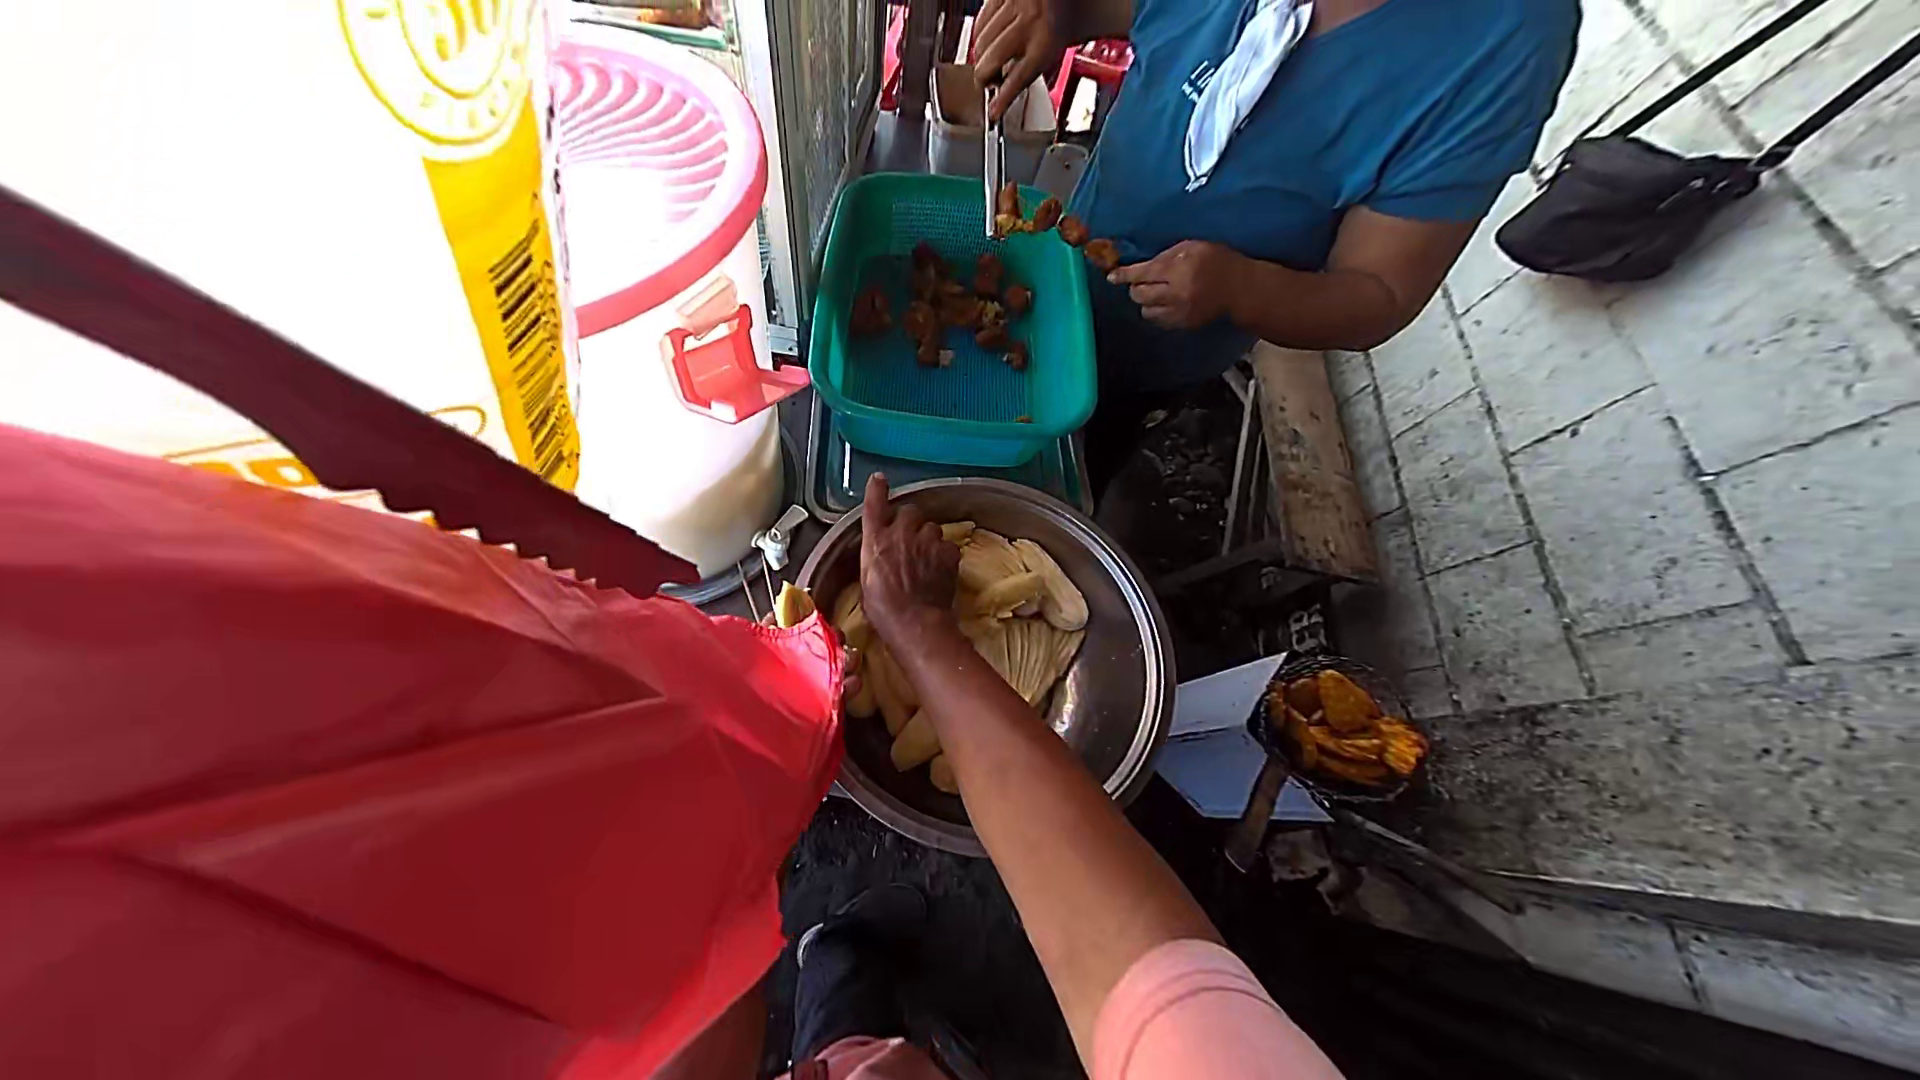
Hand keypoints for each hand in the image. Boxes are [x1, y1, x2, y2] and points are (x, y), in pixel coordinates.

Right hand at [860, 474, 958, 644]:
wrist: (915, 623)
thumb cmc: (883, 609)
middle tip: (908, 540)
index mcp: (876, 540)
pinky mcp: (948, 552)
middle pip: (910, 511)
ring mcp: (927, 541)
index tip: (879, 479)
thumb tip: (880, 554)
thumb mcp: (866, 580)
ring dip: (928, 537)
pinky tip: (938, 570)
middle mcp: (901, 534)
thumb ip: (874, 557)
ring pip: (932, 528)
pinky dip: (943, 554)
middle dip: (910, 521)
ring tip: (925, 558)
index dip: (877, 490)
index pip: (874, 505)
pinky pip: (947, 545)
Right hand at [973, 0, 1064, 121]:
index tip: (994, 112)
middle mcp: (1029, 20)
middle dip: (985, 78)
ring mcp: (1013, 3)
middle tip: (992, 82)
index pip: (1016, 79)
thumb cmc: (1068, 11)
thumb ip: (1035, 66)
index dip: (1002, 100)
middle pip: (989, 62)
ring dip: (982, 57)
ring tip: (992, 59)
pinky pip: (980, 20)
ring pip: (979, 42)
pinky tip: (991, 37)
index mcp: (1047, 41)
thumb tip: (1006, 91)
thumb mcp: (1060, 45)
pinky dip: (981, 33)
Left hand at [1106, 240, 1243, 329]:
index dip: (1124, 275)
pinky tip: (1166, 303)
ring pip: (1145, 311)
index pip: (1142, 274)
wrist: (1238, 288)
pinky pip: (1157, 321)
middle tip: (1142, 282)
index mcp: (1178, 270)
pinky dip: (1156, 311)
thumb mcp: (1191, 247)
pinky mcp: (1181, 325)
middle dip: (1136, 288)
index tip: (1111, 276)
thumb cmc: (1215, 261)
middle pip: (1139, 295)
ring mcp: (1178, 312)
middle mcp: (1175, 293)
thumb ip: (1164, 257)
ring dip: (1145, 302)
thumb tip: (1139, 268)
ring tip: (1157, 293)